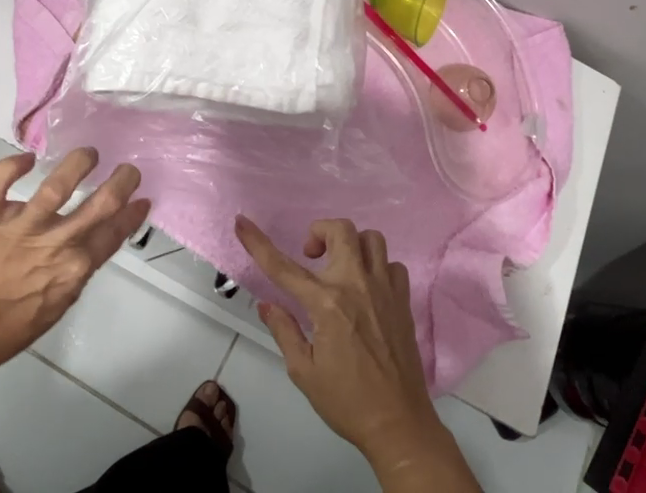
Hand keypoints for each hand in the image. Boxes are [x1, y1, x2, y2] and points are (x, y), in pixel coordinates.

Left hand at [0, 149, 149, 363]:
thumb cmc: (14, 323)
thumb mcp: (61, 300)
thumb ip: (81, 266)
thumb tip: (100, 236)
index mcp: (74, 268)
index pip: (114, 232)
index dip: (133, 213)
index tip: (142, 198)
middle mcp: (54, 244)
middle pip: (100, 204)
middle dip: (121, 181)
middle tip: (127, 168)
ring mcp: (20, 228)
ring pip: (56, 186)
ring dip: (79, 163)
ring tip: (89, 153)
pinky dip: (12, 166)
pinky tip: (28, 158)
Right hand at [234, 215, 440, 458]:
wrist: (399, 424)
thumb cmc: (347, 402)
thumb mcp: (304, 372)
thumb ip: (284, 331)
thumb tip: (267, 304)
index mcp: (326, 304)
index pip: (283, 266)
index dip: (258, 242)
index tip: (241, 222)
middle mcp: (356, 286)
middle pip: (340, 230)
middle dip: (319, 232)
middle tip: (311, 257)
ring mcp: (385, 289)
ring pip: (371, 239)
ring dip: (351, 245)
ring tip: (340, 268)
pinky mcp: (404, 300)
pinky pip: (392, 264)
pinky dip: (377, 267)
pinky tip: (367, 289)